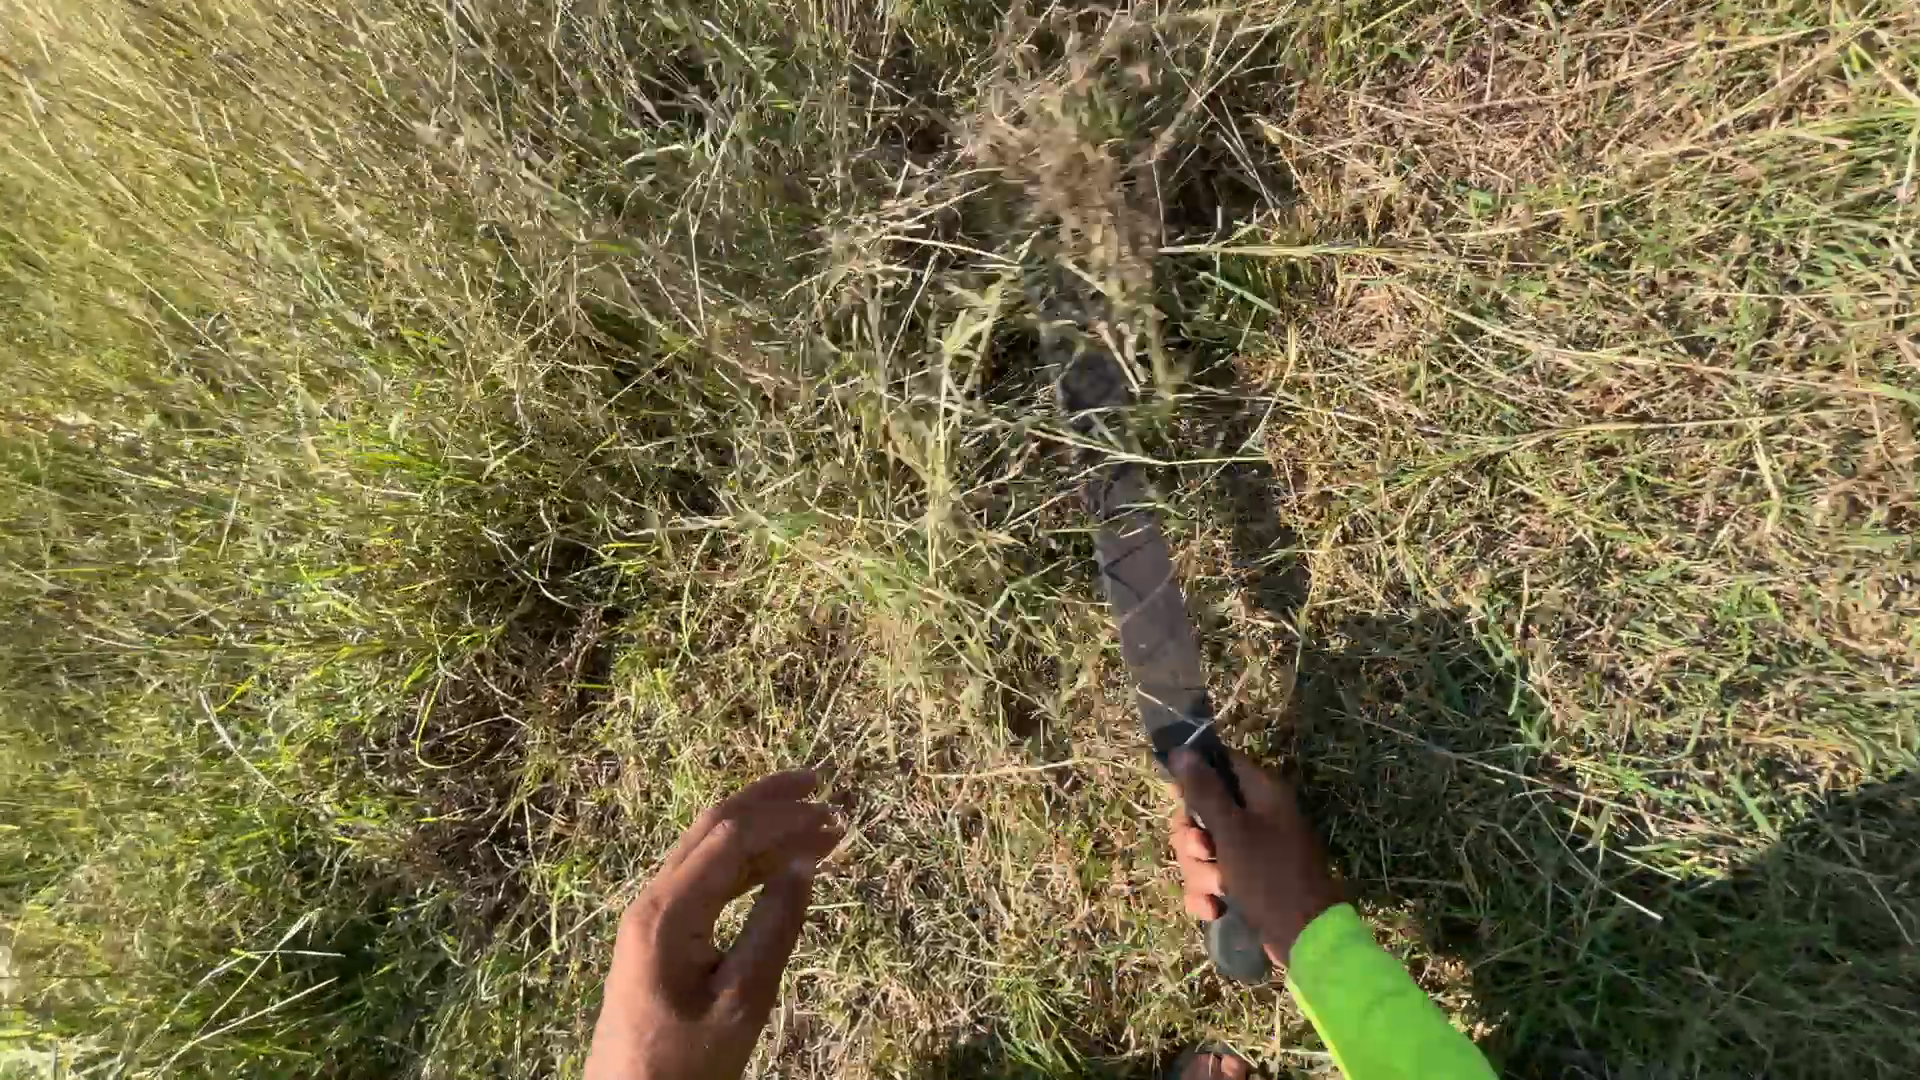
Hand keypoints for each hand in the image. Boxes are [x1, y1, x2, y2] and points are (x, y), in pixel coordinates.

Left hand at [585, 771, 841, 1079]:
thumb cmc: (685, 1063)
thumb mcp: (742, 1001)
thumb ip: (775, 925)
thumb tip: (806, 862)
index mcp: (668, 910)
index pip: (732, 836)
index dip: (783, 816)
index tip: (830, 814)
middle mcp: (655, 897)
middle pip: (716, 825)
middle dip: (768, 799)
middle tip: (818, 782)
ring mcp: (655, 911)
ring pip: (713, 846)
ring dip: (763, 827)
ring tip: (814, 819)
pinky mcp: (662, 929)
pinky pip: (710, 876)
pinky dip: (750, 860)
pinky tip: (782, 860)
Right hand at [1168, 748, 1342, 966]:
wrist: (1306, 941)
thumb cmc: (1269, 876)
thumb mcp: (1231, 830)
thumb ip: (1204, 789)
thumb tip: (1181, 750)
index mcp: (1261, 793)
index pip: (1220, 762)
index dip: (1194, 775)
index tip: (1178, 797)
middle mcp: (1257, 815)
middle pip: (1203, 808)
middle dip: (1192, 838)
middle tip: (1201, 852)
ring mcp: (1252, 850)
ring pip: (1204, 846)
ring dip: (1200, 871)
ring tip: (1215, 890)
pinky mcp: (1245, 881)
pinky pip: (1211, 875)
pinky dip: (1208, 893)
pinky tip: (1214, 909)